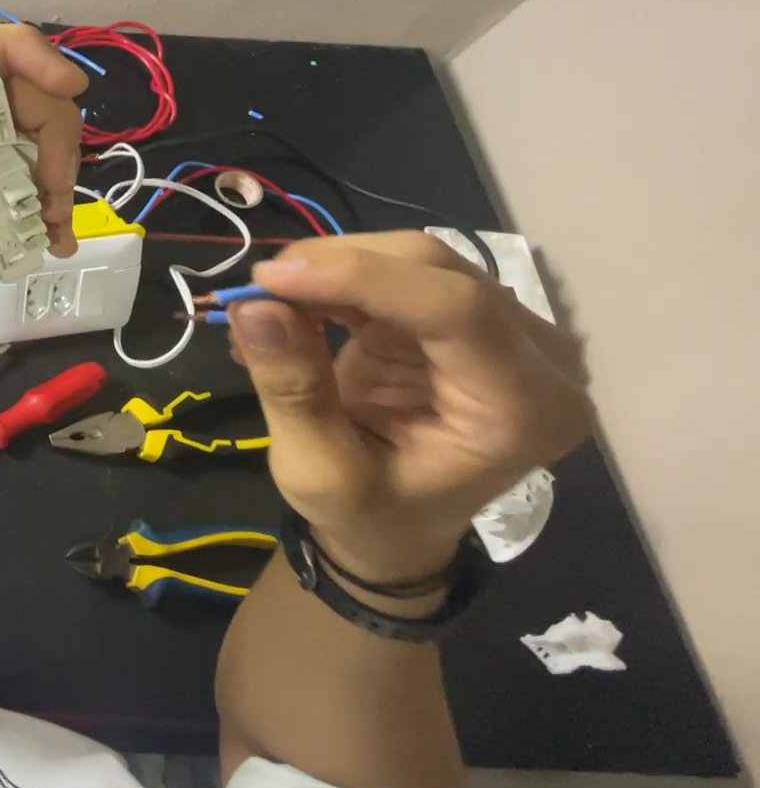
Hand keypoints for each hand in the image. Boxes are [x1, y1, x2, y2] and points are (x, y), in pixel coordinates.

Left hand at [0, 24, 86, 335]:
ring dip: (46, 164)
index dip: (20, 55)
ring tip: (52, 221)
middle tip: (54, 191)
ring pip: (12, 124)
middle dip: (45, 128)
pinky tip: (46, 231)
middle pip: (1, 86)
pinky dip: (32, 192)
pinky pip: (5, 163)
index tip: (69, 90)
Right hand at [226, 232, 592, 581]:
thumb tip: (252, 305)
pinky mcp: (460, 318)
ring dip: (328, 268)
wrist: (393, 528)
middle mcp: (535, 359)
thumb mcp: (318, 470)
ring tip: (265, 304)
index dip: (358, 279)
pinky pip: (393, 273)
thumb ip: (292, 389)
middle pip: (435, 269)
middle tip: (254, 292)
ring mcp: (503, 332)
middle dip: (335, 266)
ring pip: (411, 259)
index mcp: (522, 411)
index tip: (265, 279)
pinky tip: (289, 306)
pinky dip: (332, 280)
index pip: (455, 309)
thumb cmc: (367, 514)